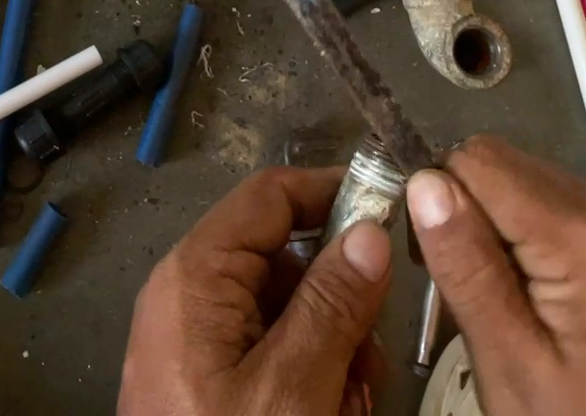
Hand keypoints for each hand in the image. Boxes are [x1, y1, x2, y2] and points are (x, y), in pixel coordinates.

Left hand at [120, 166, 392, 415]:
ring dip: (335, 344)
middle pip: (287, 254)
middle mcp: (195, 291)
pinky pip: (278, 346)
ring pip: (292, 304)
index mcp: (197, 274)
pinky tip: (330, 412)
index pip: (270, 196)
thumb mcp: (290, 392)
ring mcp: (203, 336)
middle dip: (338, 296)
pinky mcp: (214, 375)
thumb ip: (332, 305)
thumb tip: (370, 230)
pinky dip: (314, 372)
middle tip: (369, 351)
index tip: (391, 208)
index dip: (330, 191)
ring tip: (347, 400)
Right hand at [408, 135, 585, 415]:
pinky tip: (521, 282)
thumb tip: (424, 183)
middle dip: (465, 210)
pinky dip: (513, 227)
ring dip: (487, 220)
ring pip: (514, 174)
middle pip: (499, 162)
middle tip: (466, 286)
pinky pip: (539, 195)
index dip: (442, 202)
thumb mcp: (510, 364)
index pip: (480, 163)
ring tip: (495, 290)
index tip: (435, 265)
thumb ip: (469, 269)